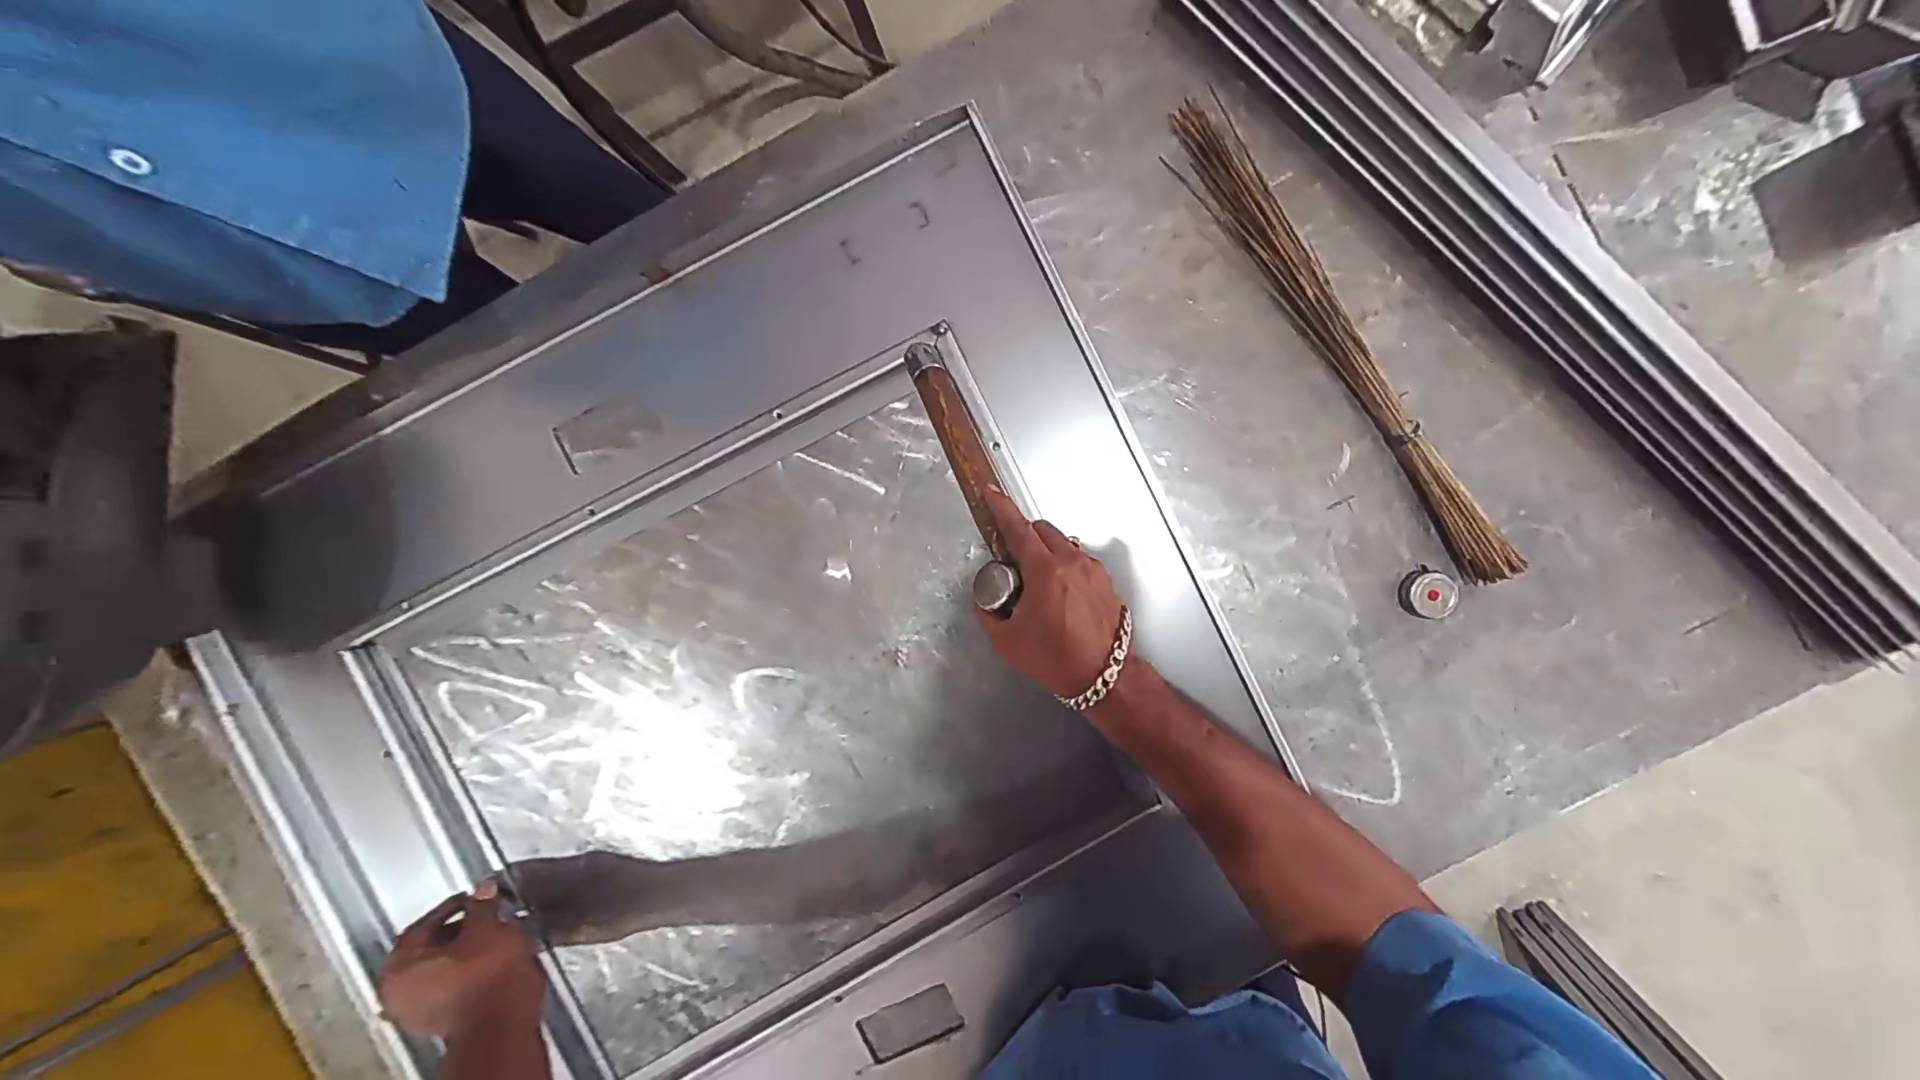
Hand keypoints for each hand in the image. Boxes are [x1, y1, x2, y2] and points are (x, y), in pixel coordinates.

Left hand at [378, 881, 544, 1037]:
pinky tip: (493, 955)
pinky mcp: (443, 1020)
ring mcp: (418, 1012)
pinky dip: (469, 968)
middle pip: (428, 949)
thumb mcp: (486, 926)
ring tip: (494, 932)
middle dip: (458, 929)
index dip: (450, 907)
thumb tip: (483, 889)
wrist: (502, 1015)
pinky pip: (453, 984)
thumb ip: (481, 905)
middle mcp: (398, 994)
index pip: (420, 926)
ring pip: (442, 968)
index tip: (473, 898)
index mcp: (398, 969)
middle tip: (484, 914)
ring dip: (466, 949)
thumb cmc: (486, 970)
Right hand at [974, 489, 1127, 701]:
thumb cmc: (1057, 659)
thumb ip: (989, 615)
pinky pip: (1078, 561)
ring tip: (1037, 585)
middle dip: (1023, 537)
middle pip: (1042, 530)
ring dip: (1045, 552)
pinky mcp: (1105, 581)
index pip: (1018, 529)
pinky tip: (1059, 595)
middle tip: (1012, 564)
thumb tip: (986, 605)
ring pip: (1062, 544)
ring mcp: (1092, 570)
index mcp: (1045, 571)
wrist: (1104, 677)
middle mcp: (1072, 563)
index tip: (993, 495)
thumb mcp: (1007, 641)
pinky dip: (1064, 567)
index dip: (1001, 509)